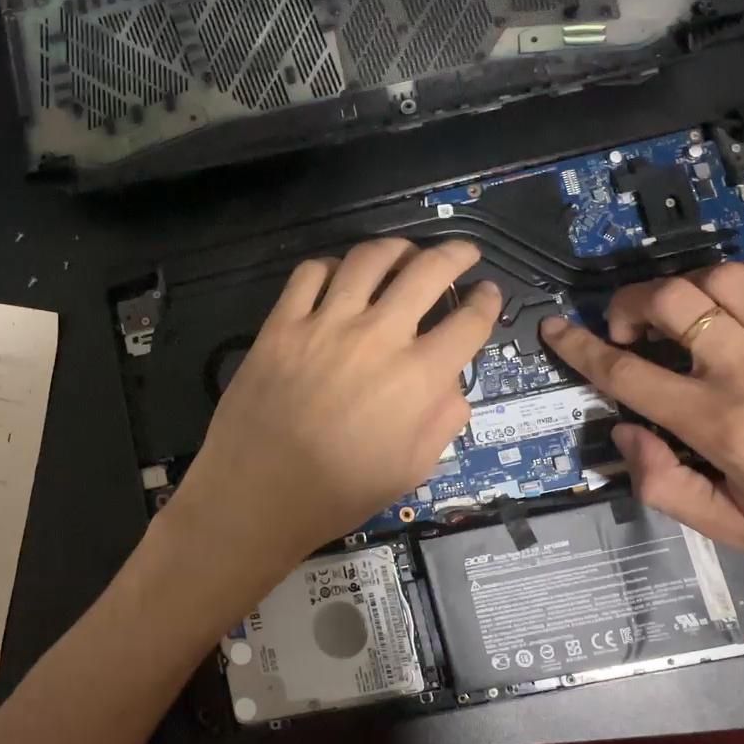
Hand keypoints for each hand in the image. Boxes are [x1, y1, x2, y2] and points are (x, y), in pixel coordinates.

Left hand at [167, 239, 498, 572]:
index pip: (468, 322)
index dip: (486, 302)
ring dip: (396, 248)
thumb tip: (451, 383)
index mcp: (416, 377)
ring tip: (405, 252)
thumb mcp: (411, 471)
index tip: (488, 294)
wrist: (255, 495)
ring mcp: (324, 324)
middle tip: (463, 252)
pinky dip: (331, 265)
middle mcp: (376, 337)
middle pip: (427, 271)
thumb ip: (442, 420)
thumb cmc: (337, 494)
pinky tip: (338, 276)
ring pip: (368, 259)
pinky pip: (309, 273)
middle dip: (456, 254)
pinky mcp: (281, 324)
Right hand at [541, 262, 743, 596]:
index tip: (556, 328)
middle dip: (632, 303)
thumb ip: (666, 486)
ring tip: (693, 314)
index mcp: (722, 426)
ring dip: (692, 289)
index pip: (626, 374)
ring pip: (725, 278)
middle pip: (671, 301)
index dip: (579, 347)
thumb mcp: (740, 533)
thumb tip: (624, 435)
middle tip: (634, 327)